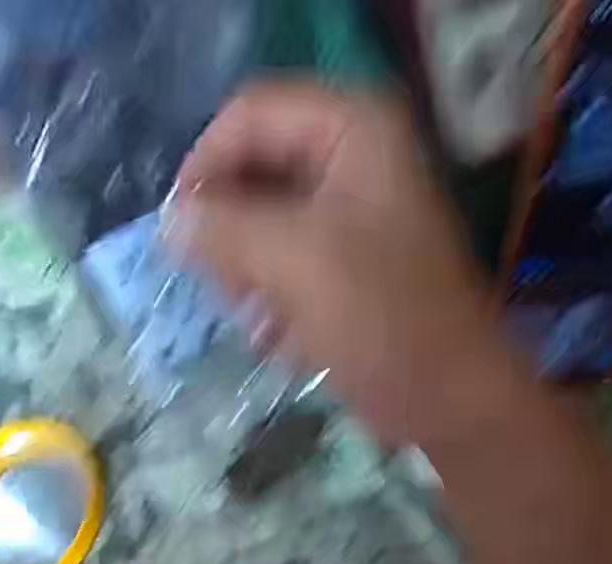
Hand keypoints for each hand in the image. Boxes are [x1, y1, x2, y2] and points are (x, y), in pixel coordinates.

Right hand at [166, 81, 516, 443]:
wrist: (442, 399)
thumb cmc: (383, 320)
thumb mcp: (299, 262)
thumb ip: (227, 230)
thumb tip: (170, 223)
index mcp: (352, 133)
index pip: (249, 116)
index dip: (205, 165)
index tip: (177, 230)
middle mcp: (347, 164)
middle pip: (249, 173)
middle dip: (229, 235)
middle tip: (228, 285)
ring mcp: (342, 220)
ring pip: (255, 228)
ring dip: (246, 278)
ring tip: (261, 320)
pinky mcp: (336, 269)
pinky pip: (274, 269)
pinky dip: (268, 305)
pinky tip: (279, 339)